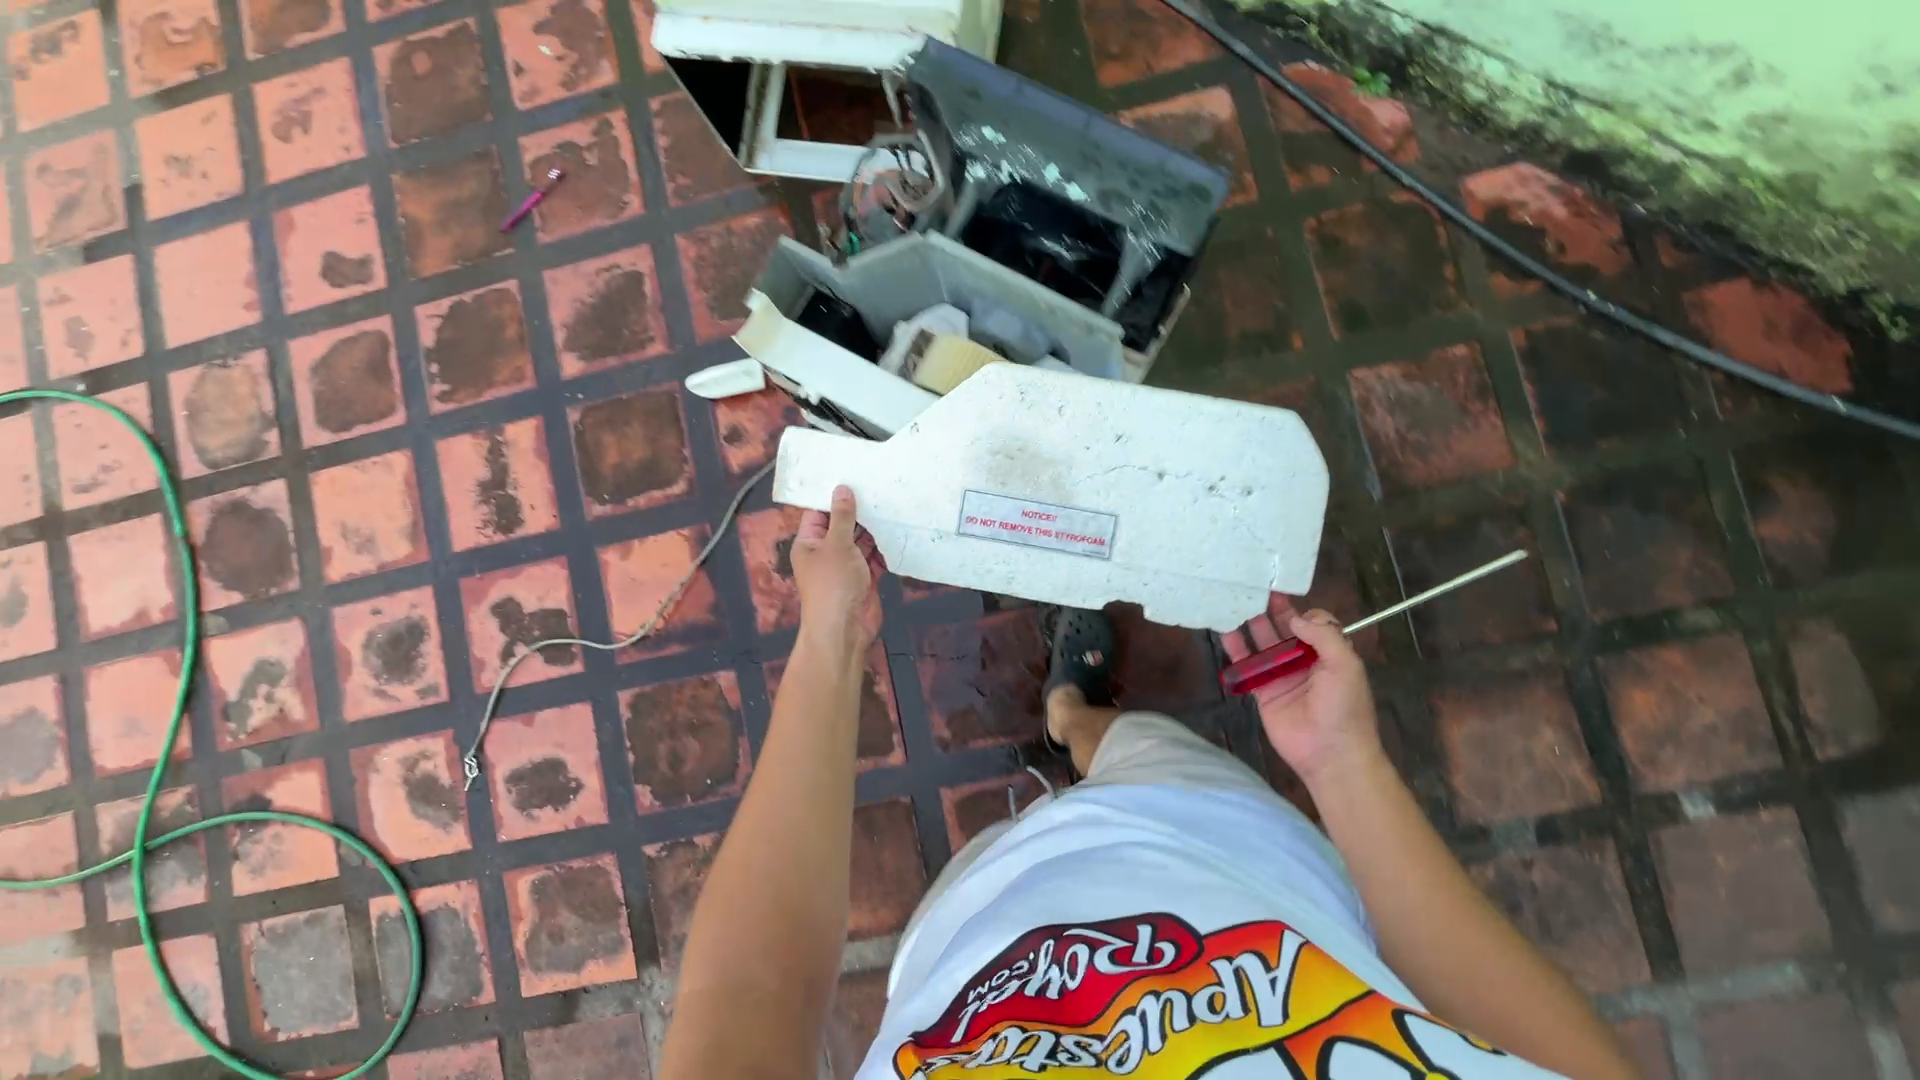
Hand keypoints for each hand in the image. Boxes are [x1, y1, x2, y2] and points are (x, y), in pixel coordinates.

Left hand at [791, 485, 884, 653]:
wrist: (845, 628)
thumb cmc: (833, 583)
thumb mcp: (836, 544)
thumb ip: (842, 516)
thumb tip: (842, 489)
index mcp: (809, 543)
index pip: (819, 513)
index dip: (833, 497)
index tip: (853, 477)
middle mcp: (826, 552)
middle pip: (842, 526)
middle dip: (859, 512)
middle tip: (879, 486)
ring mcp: (846, 566)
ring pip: (860, 541)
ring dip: (874, 529)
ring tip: (893, 504)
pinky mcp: (864, 577)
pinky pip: (874, 558)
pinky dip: (884, 548)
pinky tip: (898, 531)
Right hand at [1222, 596, 1383, 787]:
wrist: (1330, 753)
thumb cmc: (1343, 706)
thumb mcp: (1345, 665)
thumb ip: (1323, 635)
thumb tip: (1294, 618)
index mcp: (1329, 653)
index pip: (1314, 622)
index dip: (1300, 610)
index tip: (1284, 595)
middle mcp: (1305, 660)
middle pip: (1285, 628)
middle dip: (1272, 610)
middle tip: (1253, 588)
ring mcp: (1282, 675)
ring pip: (1263, 643)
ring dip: (1251, 625)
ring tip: (1235, 603)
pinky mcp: (1262, 691)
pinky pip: (1247, 666)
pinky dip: (1236, 649)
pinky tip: (1225, 631)